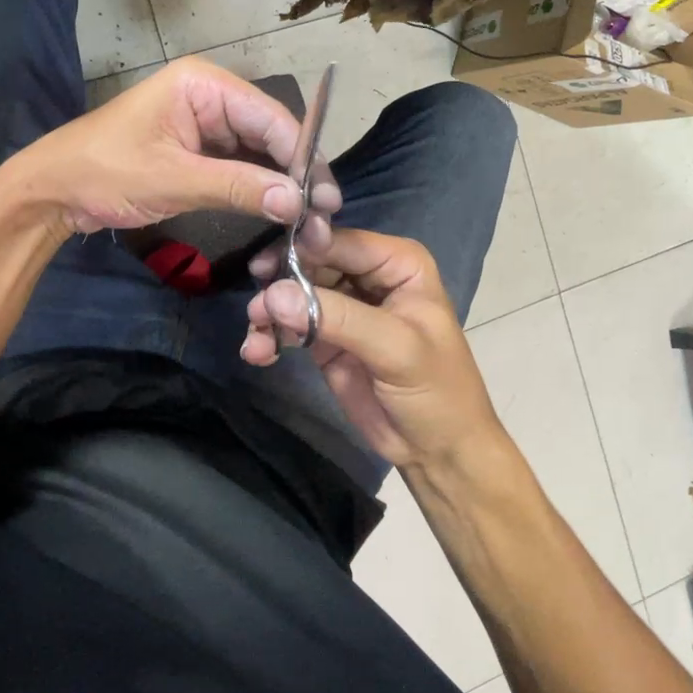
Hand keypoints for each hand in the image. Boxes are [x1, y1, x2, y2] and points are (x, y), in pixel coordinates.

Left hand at [0, 57, 342, 235]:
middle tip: (322, 217)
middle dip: (295, 174)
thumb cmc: (105, 171)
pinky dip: (255, 189)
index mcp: (202, 84)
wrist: (53, 188)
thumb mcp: (173, 179)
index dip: (302, 156)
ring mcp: (202, 123)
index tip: (326, 199)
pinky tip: (278, 213)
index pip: (270, 116)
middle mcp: (208, 96)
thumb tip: (297, 202)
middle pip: (269, 133)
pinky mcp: (195, 150)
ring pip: (257, 152)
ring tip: (307, 223)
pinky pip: (237, 166)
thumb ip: (237, 187)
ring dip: (280, 185)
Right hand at [240, 229, 504, 468]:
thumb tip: (274, 295)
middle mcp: (366, 275)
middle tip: (256, 308)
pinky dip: (268, 336)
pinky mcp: (321, 336)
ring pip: (290, 292)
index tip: (263, 267)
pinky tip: (257, 353)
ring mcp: (341, 305)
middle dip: (278, 283)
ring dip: (267, 313)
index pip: (338, 241)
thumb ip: (337, 317)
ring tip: (257, 336)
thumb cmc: (437, 391)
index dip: (299, 248)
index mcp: (396, 263)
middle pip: (307, 262)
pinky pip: (286, 323)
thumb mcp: (396, 349)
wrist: (437, 450)